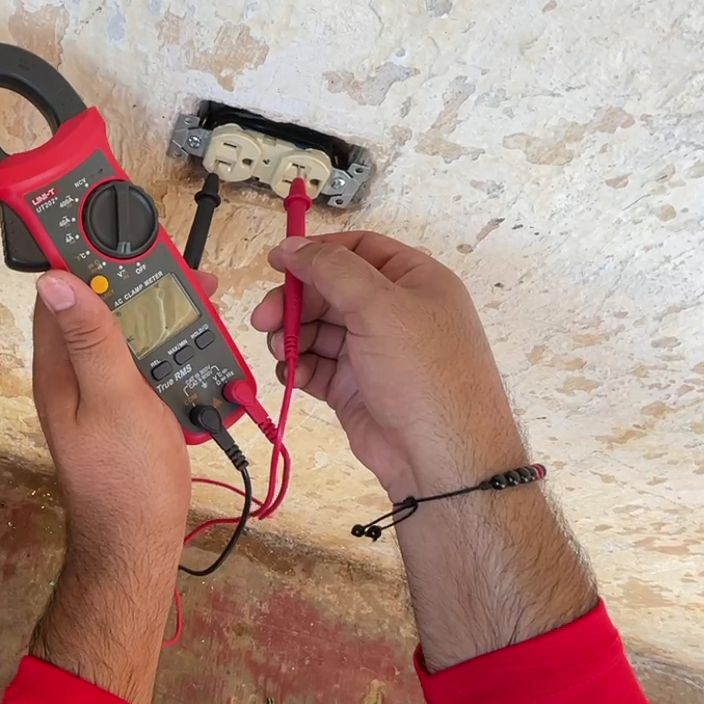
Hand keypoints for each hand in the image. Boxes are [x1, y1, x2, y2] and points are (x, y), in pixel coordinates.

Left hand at [28, 270, 191, 703]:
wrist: (139, 544)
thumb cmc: (126, 477)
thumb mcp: (113, 399)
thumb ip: (92, 340)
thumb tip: (55, 277)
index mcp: (59, 366)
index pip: (58, 290)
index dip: (81, 251)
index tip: (114, 223)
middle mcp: (73, 374)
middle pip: (100, 307)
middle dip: (137, 281)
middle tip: (181, 267)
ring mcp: (100, 393)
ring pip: (127, 334)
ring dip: (160, 313)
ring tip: (203, 298)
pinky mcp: (125, 409)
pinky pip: (145, 363)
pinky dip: (170, 347)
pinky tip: (200, 344)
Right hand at [250, 232, 524, 498]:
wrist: (438, 457)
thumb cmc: (427, 377)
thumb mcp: (379, 307)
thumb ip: (332, 269)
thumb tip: (293, 247)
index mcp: (413, 281)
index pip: (358, 250)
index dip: (316, 254)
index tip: (278, 262)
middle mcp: (393, 313)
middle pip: (328, 292)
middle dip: (294, 302)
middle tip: (265, 317)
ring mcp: (372, 352)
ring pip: (317, 329)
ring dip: (292, 336)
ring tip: (281, 349)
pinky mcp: (353, 386)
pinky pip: (315, 365)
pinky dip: (298, 367)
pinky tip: (292, 373)